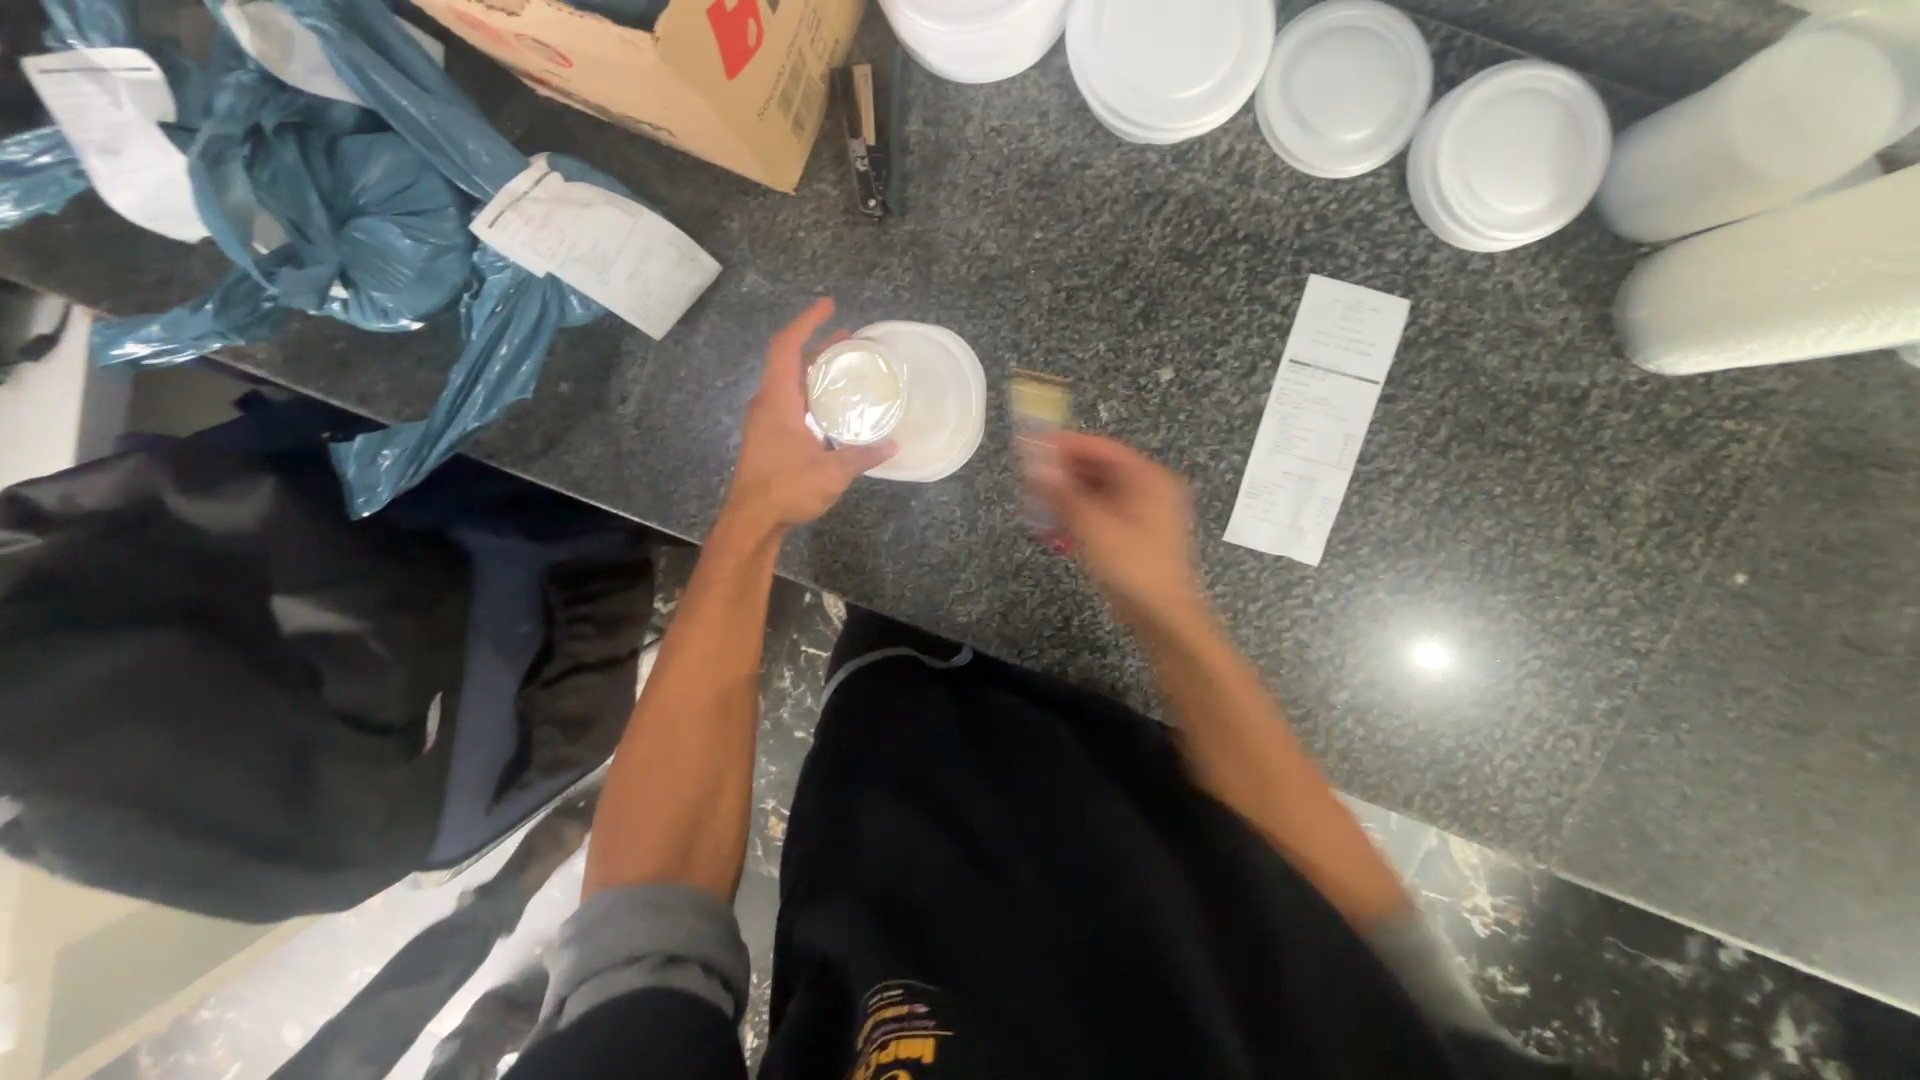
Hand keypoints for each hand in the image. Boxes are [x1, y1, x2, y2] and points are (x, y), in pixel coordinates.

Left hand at [723, 298, 895, 535]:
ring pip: (791, 384)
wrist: (751, 521)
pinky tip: (834, 408)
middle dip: (818, 346)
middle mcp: (768, 404)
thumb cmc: (786, 489)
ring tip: (846, 369)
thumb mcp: (831, 472)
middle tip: (850, 340)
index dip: (807, 322)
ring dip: (816, 372)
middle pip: (790, 362)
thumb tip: (892, 444)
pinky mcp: (769, 439)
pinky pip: (791, 404)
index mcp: (777, 400)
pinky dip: (812, 396)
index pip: (787, 346)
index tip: (829, 306)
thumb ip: (861, 455)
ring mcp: (765, 422)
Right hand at [1022, 432, 1203, 626]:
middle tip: (1027, 481)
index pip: (1099, 448)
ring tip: (1036, 510)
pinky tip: (1055, 534)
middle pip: (1098, 470)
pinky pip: (1103, 516)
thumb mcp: (1091, 525)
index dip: (1063, 446)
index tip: (1030, 445)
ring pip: (1097, 495)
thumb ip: (1060, 491)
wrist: (1163, 616)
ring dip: (1066, 501)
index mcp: (1148, 478)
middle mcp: (1150, 489)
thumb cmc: (1132, 567)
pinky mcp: (1137, 537)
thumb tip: (1033, 464)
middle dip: (1061, 477)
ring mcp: (1145, 514)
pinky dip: (1079, 521)